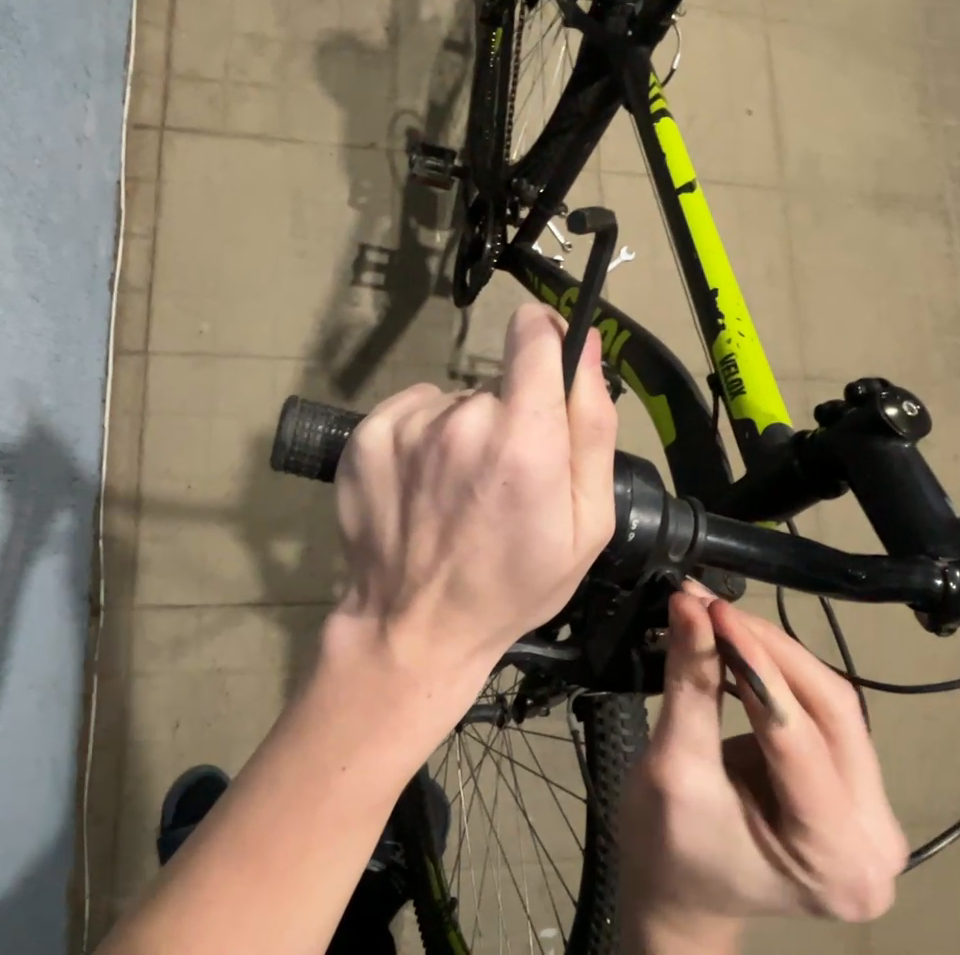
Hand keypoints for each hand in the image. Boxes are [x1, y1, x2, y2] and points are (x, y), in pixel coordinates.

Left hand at [325, 303, 617, 688]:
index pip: (534, 332)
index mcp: (523, 437)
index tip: (549, 366)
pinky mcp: (366, 435)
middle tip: (504, 479)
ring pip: (454, 403)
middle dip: (511, 417)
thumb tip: (586, 347)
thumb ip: (592, 426)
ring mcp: (407, 425)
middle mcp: (461, 418)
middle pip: (498, 383)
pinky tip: (424, 486)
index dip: (548, 340)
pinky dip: (423, 437)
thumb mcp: (587, 523)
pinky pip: (414, 411)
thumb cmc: (514, 585)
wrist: (414, 627)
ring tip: (457, 493)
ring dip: (463, 432)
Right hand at [625, 584, 907, 947]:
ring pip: (834, 708)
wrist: (677, 895)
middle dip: (769, 651)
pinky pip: (826, 719)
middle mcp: (879, 842)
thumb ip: (691, 684)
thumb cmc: (666, 848)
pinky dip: (781, 679)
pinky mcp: (859, 796)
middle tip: (714, 607)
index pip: (800, 736)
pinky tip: (743, 650)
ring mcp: (876, 819)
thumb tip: (690, 604)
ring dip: (775, 657)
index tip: (709, 607)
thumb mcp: (674, 766)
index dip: (754, 664)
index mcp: (835, 859)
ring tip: (722, 621)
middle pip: (833, 714)